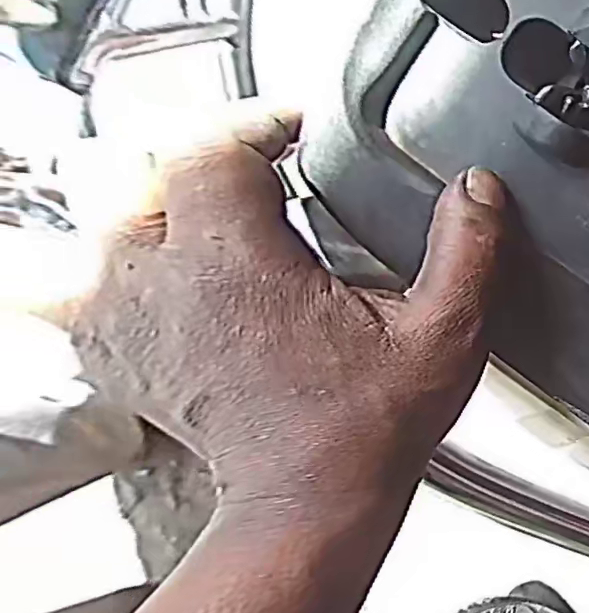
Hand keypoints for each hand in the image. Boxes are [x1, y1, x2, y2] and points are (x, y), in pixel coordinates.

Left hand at [61, 106, 506, 513]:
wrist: (314, 491)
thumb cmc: (375, 417)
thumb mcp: (445, 329)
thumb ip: (465, 251)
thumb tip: (477, 189)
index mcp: (234, 263)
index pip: (208, 146)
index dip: (259, 121)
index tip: (299, 127)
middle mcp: (152, 279)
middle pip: (134, 164)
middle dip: (205, 153)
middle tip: (270, 164)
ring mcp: (118, 315)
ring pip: (101, 211)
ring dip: (168, 197)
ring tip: (238, 210)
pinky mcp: (110, 346)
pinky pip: (88, 269)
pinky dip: (139, 251)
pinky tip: (200, 270)